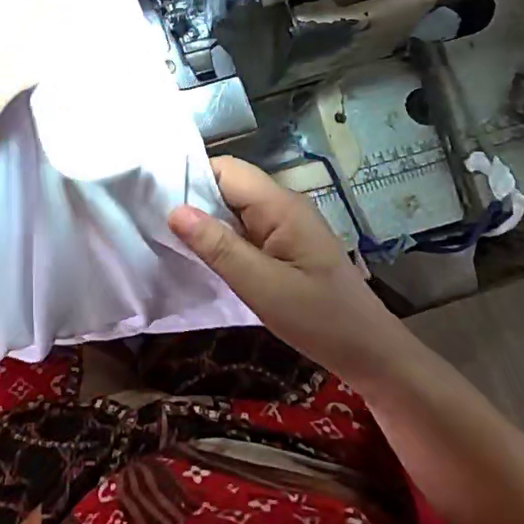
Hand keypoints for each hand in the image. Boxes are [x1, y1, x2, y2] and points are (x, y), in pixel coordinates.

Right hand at [169, 157, 407, 381]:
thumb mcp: (263, 286)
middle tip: (153, 222)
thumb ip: (218, 248)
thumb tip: (174, 211)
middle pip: (228, 185)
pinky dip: (221, 239)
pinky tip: (201, 257)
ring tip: (169, 239)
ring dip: (205, 222)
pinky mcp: (284, 245)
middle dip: (193, 200)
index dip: (190, 178)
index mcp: (280, 206)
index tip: (154, 198)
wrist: (370, 353)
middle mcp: (282, 206)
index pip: (226, 170)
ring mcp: (285, 226)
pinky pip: (245, 230)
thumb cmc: (319, 319)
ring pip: (234, 209)